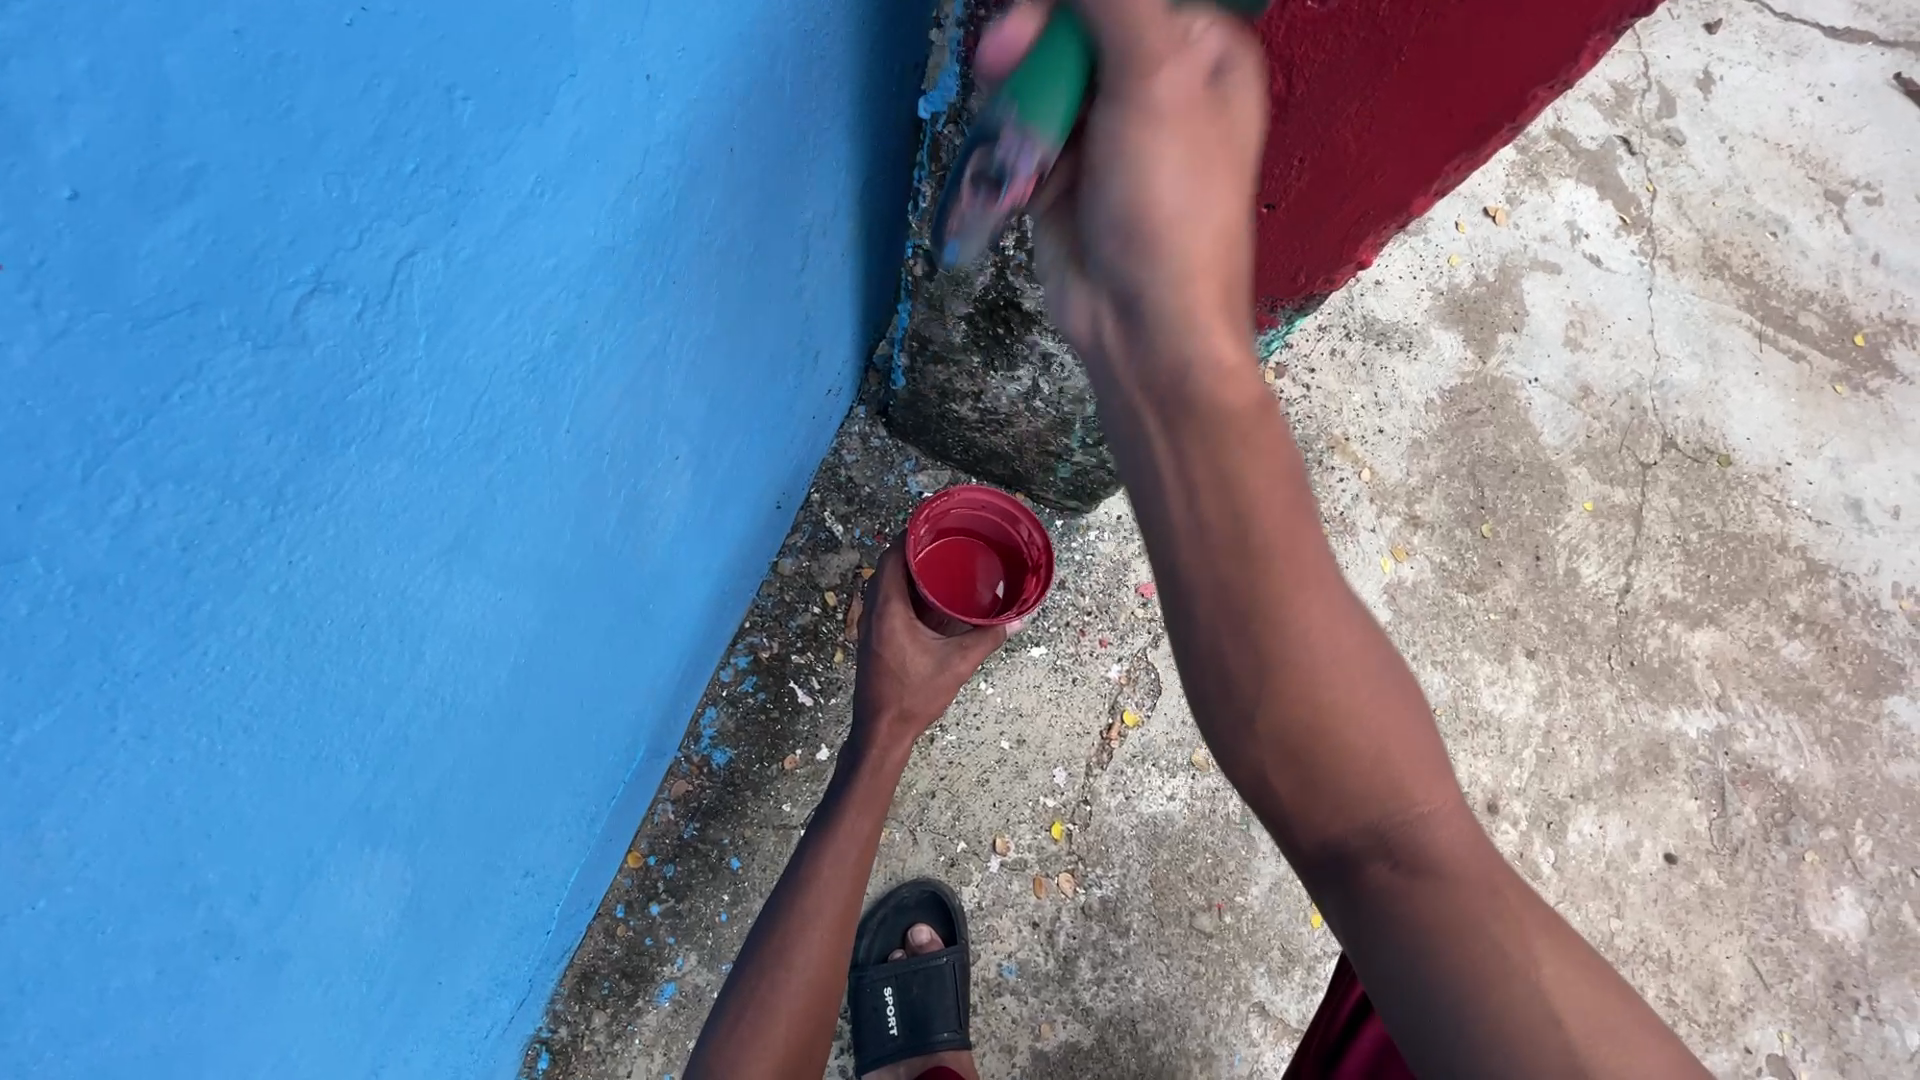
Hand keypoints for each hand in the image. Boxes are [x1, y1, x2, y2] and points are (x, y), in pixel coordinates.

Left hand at [849, 547, 1013, 758]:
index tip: (935, 523)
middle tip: (944, 540)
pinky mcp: (873, 639)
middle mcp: (873, 611)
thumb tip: (1019, 619)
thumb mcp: (957, 664)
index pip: (892, 555)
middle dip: (912, 549)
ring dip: (907, 570)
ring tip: (940, 563)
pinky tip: (928, 598)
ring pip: (885, 583)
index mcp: (887, 608)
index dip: (910, 534)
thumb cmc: (913, 696)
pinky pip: (886, 601)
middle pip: (887, 565)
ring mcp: (870, 626)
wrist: (882, 731)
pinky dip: (904, 590)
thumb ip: (988, 638)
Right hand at [976, 0, 1268, 367]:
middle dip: (1033, 54)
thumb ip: (1110, 3)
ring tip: (1021, 149)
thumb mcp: (1154, 80)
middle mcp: (1154, 86)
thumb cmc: (1168, 207)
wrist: (1143, 326)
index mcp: (1198, 51)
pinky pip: (1024, 140)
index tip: (1022, 30)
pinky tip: (1020, 180)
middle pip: (1071, 34)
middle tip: (997, 67)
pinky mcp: (1066, 180)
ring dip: (1020, 110)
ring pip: (1039, 87)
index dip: (1061, 6)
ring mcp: (1106, 137)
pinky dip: (1014, 154)